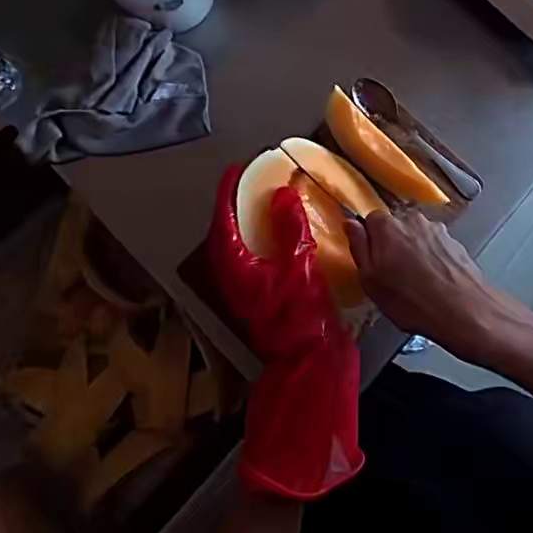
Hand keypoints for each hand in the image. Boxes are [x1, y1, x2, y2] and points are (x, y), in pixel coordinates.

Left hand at [207, 165, 362, 498]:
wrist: (309, 361)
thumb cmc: (300, 317)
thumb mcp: (299, 265)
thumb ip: (291, 228)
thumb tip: (282, 196)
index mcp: (236, 268)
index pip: (223, 221)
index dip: (226, 193)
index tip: (233, 171)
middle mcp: (235, 278)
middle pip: (228, 232)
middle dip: (238, 205)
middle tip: (253, 182)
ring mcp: (247, 288)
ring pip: (241, 245)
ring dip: (252, 221)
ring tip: (269, 201)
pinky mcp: (262, 295)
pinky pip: (256, 257)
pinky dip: (265, 238)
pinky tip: (285, 232)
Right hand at [344, 210, 524, 363]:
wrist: (463, 309)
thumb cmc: (410, 300)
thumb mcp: (370, 280)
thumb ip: (359, 246)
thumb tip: (350, 223)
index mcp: (387, 225)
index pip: (370, 220)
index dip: (370, 241)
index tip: (372, 261)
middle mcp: (413, 219)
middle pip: (395, 227)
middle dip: (392, 245)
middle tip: (392, 275)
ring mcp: (437, 229)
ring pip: (416, 236)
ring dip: (413, 252)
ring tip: (416, 282)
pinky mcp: (455, 241)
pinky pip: (434, 246)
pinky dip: (432, 259)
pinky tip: (434, 281)